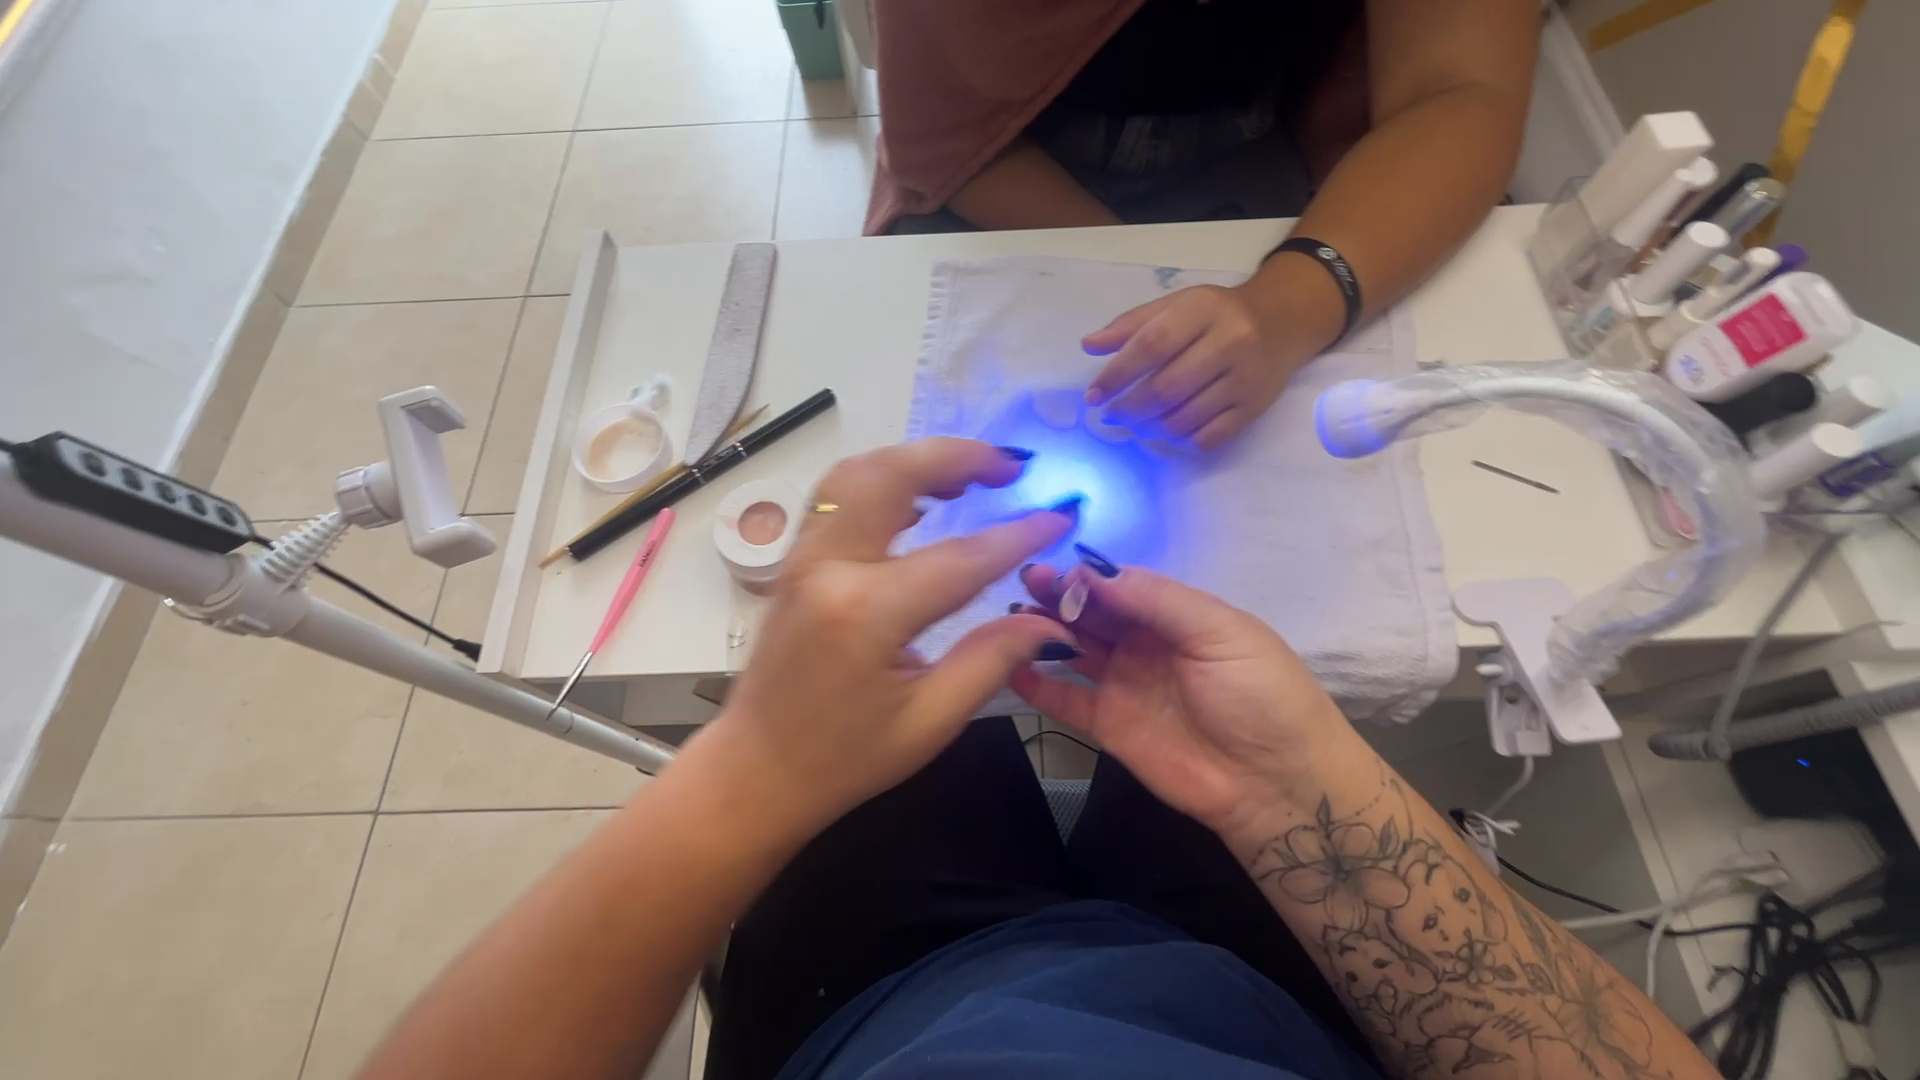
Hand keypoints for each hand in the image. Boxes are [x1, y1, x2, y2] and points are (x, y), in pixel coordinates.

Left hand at [698, 439, 1078, 834]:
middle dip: (957, 457)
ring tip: (972, 473)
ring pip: (858, 473)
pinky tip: (921, 497)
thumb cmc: (846, 759)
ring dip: (917, 459)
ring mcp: (802, 557)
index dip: (1017, 535)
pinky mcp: (793, 561)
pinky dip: (885, 478)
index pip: (959, 558)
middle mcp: (828, 568)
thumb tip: (1052, 623)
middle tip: (1012, 465)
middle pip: (892, 475)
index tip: (1060, 516)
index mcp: (866, 613)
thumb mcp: (931, 720)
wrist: (757, 770)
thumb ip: (993, 659)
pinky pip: (839, 495)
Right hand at [1009, 558, 1353, 840]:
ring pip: (1074, 650)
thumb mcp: (1220, 633)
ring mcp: (1124, 684)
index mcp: (1176, 615)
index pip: (1121, 586)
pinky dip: (1038, 685)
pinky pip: (1066, 701)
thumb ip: (1157, 600)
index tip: (1054, 569)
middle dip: (1060, 597)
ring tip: (1011, 620)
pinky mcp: (1108, 726)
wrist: (1276, 784)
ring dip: (1044, 632)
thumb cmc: (1260, 695)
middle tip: (1025, 584)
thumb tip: (1092, 570)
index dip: (1088, 577)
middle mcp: (1145, 644)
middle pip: (1093, 613)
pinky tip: (1011, 667)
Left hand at [1082, 262, 1343, 450]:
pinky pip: (1209, 438)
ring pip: (1184, 418)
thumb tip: (1089, 345)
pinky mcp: (1254, 408)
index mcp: (1203, 311)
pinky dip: (1182, 441)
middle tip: (1111, 415)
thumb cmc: (1216, 315)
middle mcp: (1230, 343)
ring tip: (1137, 423)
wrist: (1282, 322)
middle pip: (1165, 389)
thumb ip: (1131, 325)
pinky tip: (1169, 432)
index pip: (1151, 346)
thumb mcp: (1175, 305)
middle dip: (1129, 409)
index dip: (1117, 375)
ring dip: (1151, 428)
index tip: (1093, 396)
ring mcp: (1244, 379)